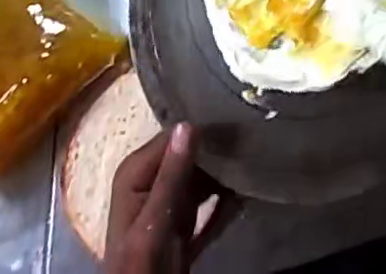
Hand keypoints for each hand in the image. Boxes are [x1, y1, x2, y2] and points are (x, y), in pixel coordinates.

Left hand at [105, 123, 235, 273]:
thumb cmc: (140, 265)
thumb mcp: (155, 222)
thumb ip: (171, 176)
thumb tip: (189, 125)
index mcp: (136, 171)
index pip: (174, 136)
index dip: (203, 133)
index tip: (235, 132)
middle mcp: (150, 178)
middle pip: (190, 154)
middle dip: (217, 155)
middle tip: (247, 150)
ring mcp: (166, 199)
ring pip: (202, 175)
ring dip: (224, 176)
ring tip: (249, 170)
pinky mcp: (181, 219)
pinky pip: (207, 199)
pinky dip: (223, 199)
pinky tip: (241, 196)